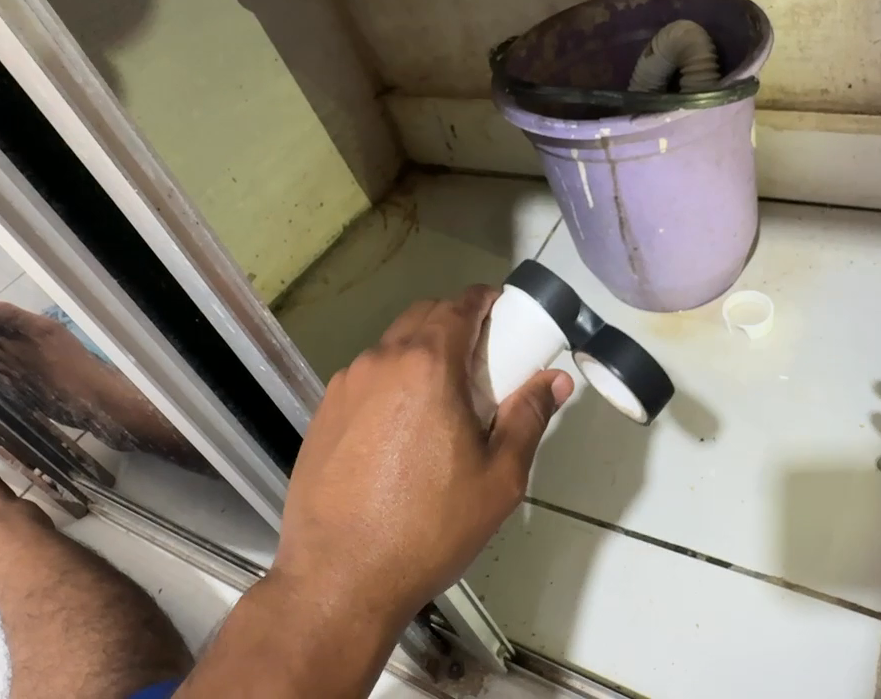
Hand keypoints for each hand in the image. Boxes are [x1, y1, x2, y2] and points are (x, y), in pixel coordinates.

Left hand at [272, 286, 573, 627]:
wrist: (338, 580)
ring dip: (422, 353)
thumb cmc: (429, 527)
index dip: (486, 301)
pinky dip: (392, 381)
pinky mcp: (324, 412)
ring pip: (392, 347)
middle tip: (483, 358)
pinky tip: (400, 429)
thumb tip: (556, 379)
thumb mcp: (499, 478)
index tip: (504, 313)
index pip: (460, 305)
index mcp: (428, 365)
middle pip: (424, 316)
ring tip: (442, 399)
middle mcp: (381, 361)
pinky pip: (367, 377)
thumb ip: (529, 418)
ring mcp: (346, 385)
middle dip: (455, 322)